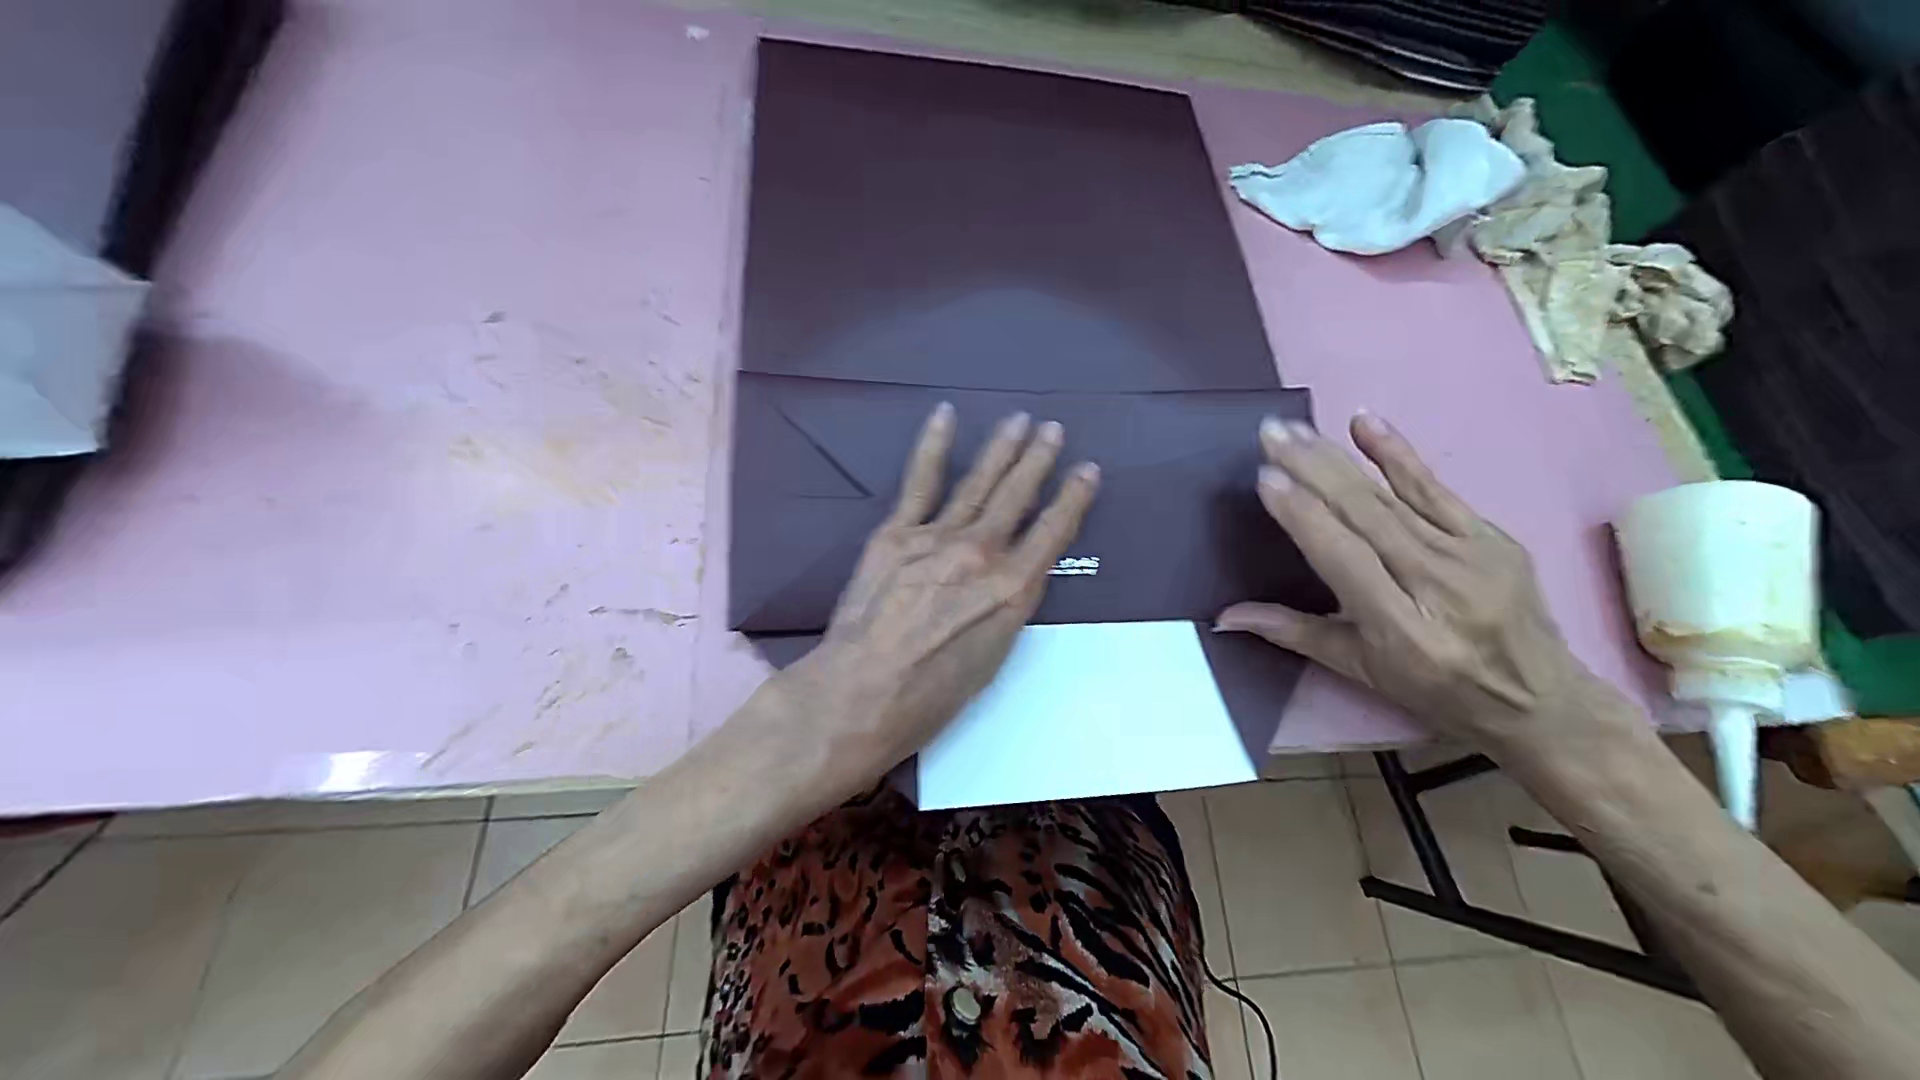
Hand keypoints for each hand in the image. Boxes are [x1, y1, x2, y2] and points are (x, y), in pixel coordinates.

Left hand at [782, 404, 1100, 773]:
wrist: (861, 692)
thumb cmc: (932, 695)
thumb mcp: (992, 659)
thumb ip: (1005, 608)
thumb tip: (1010, 578)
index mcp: (1012, 589)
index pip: (1053, 532)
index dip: (1073, 499)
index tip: (1087, 471)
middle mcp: (981, 554)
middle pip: (1017, 497)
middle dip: (1038, 460)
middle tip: (1053, 429)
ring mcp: (936, 538)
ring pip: (977, 483)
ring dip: (1001, 450)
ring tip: (1019, 421)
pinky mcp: (896, 533)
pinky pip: (920, 482)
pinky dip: (933, 447)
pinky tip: (946, 417)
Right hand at [1215, 413, 1628, 758]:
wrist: (1540, 699)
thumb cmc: (1435, 690)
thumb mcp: (1360, 670)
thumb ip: (1293, 633)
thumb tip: (1225, 616)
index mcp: (1399, 628)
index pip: (1343, 557)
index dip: (1304, 516)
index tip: (1266, 478)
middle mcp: (1436, 584)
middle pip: (1365, 515)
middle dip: (1311, 469)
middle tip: (1270, 433)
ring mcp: (1470, 555)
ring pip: (1391, 496)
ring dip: (1338, 457)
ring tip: (1298, 428)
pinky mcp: (1492, 537)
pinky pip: (1436, 488)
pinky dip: (1397, 454)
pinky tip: (1363, 424)